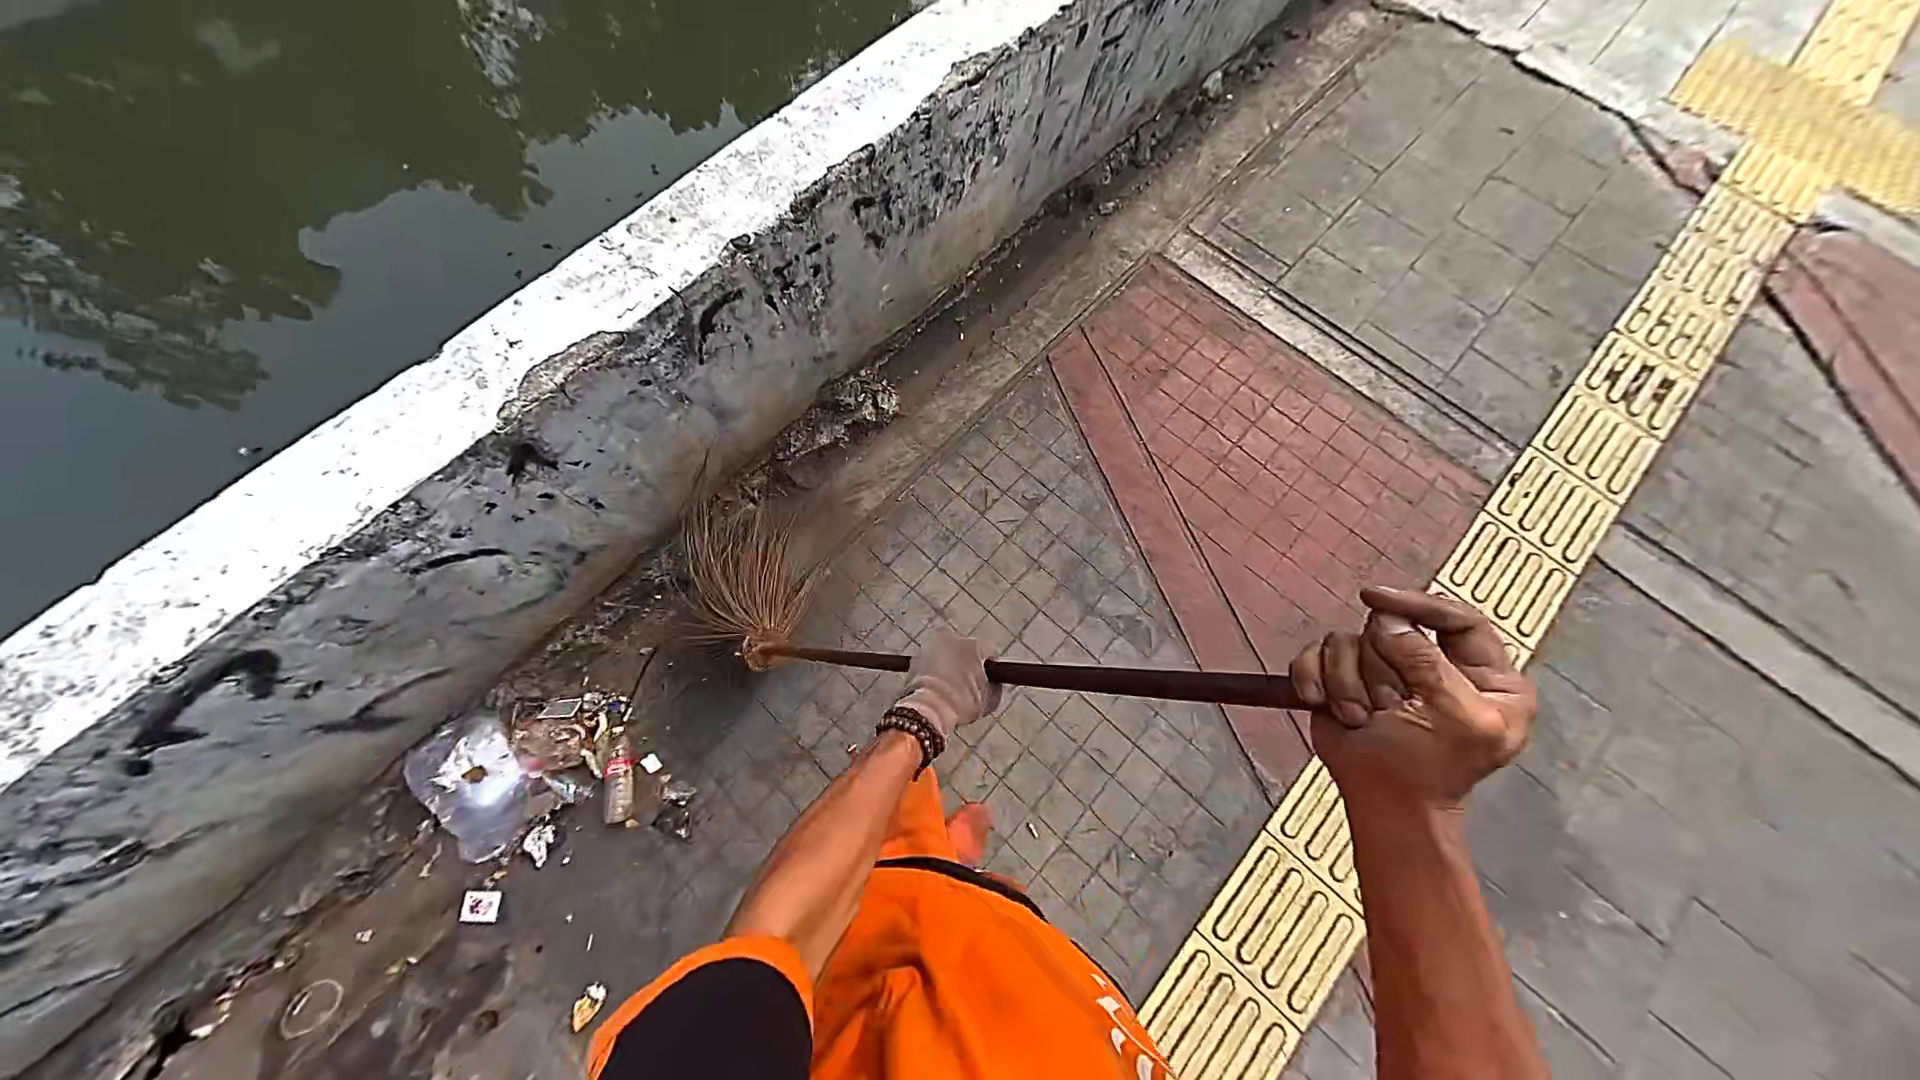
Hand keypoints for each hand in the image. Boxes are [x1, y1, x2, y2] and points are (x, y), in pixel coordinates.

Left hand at [895, 628, 1001, 737]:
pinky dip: (932, 673)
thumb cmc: (960, 702)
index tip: (987, 681)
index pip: (987, 652)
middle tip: (966, 686)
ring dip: (946, 667)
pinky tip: (936, 690)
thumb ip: (994, 686)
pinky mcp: (914, 658)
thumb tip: (992, 684)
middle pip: (963, 650)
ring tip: (949, 690)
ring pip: (944, 656)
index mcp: (973, 644)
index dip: (988, 669)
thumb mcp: (990, 700)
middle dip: (965, 664)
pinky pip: (928, 665)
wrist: (928, 708)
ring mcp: (929, 646)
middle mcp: (951, 637)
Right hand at [1289, 586, 1534, 812]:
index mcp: (1483, 676)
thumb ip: (1429, 664)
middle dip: (1380, 670)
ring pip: (1348, 641)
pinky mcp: (1342, 676)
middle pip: (1390, 629)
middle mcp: (1432, 664)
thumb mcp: (1454, 718)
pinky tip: (1321, 702)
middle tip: (1390, 706)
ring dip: (1347, 683)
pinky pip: (1315, 654)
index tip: (1376, 599)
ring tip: (1361, 716)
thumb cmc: (1427, 770)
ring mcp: (1383, 668)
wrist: (1380, 799)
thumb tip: (1390, 623)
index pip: (1457, 618)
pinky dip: (1313, 679)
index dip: (1417, 604)